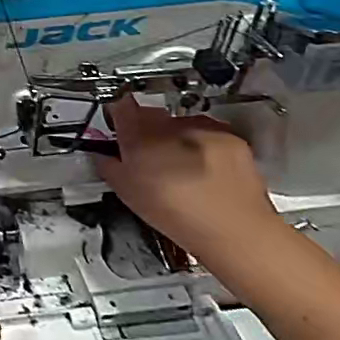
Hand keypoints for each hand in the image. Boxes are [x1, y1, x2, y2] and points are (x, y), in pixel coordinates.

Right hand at [92, 93, 281, 255]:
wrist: (236, 232)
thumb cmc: (184, 219)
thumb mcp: (129, 195)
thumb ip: (111, 167)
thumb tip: (103, 157)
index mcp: (139, 137)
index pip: (121, 108)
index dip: (118, 113)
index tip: (119, 123)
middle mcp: (170, 126)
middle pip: (151, 115)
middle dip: (148, 131)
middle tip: (150, 157)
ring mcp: (200, 128)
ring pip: (179, 124)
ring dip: (177, 139)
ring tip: (181, 170)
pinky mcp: (227, 135)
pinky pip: (208, 132)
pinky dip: (204, 145)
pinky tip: (205, 171)